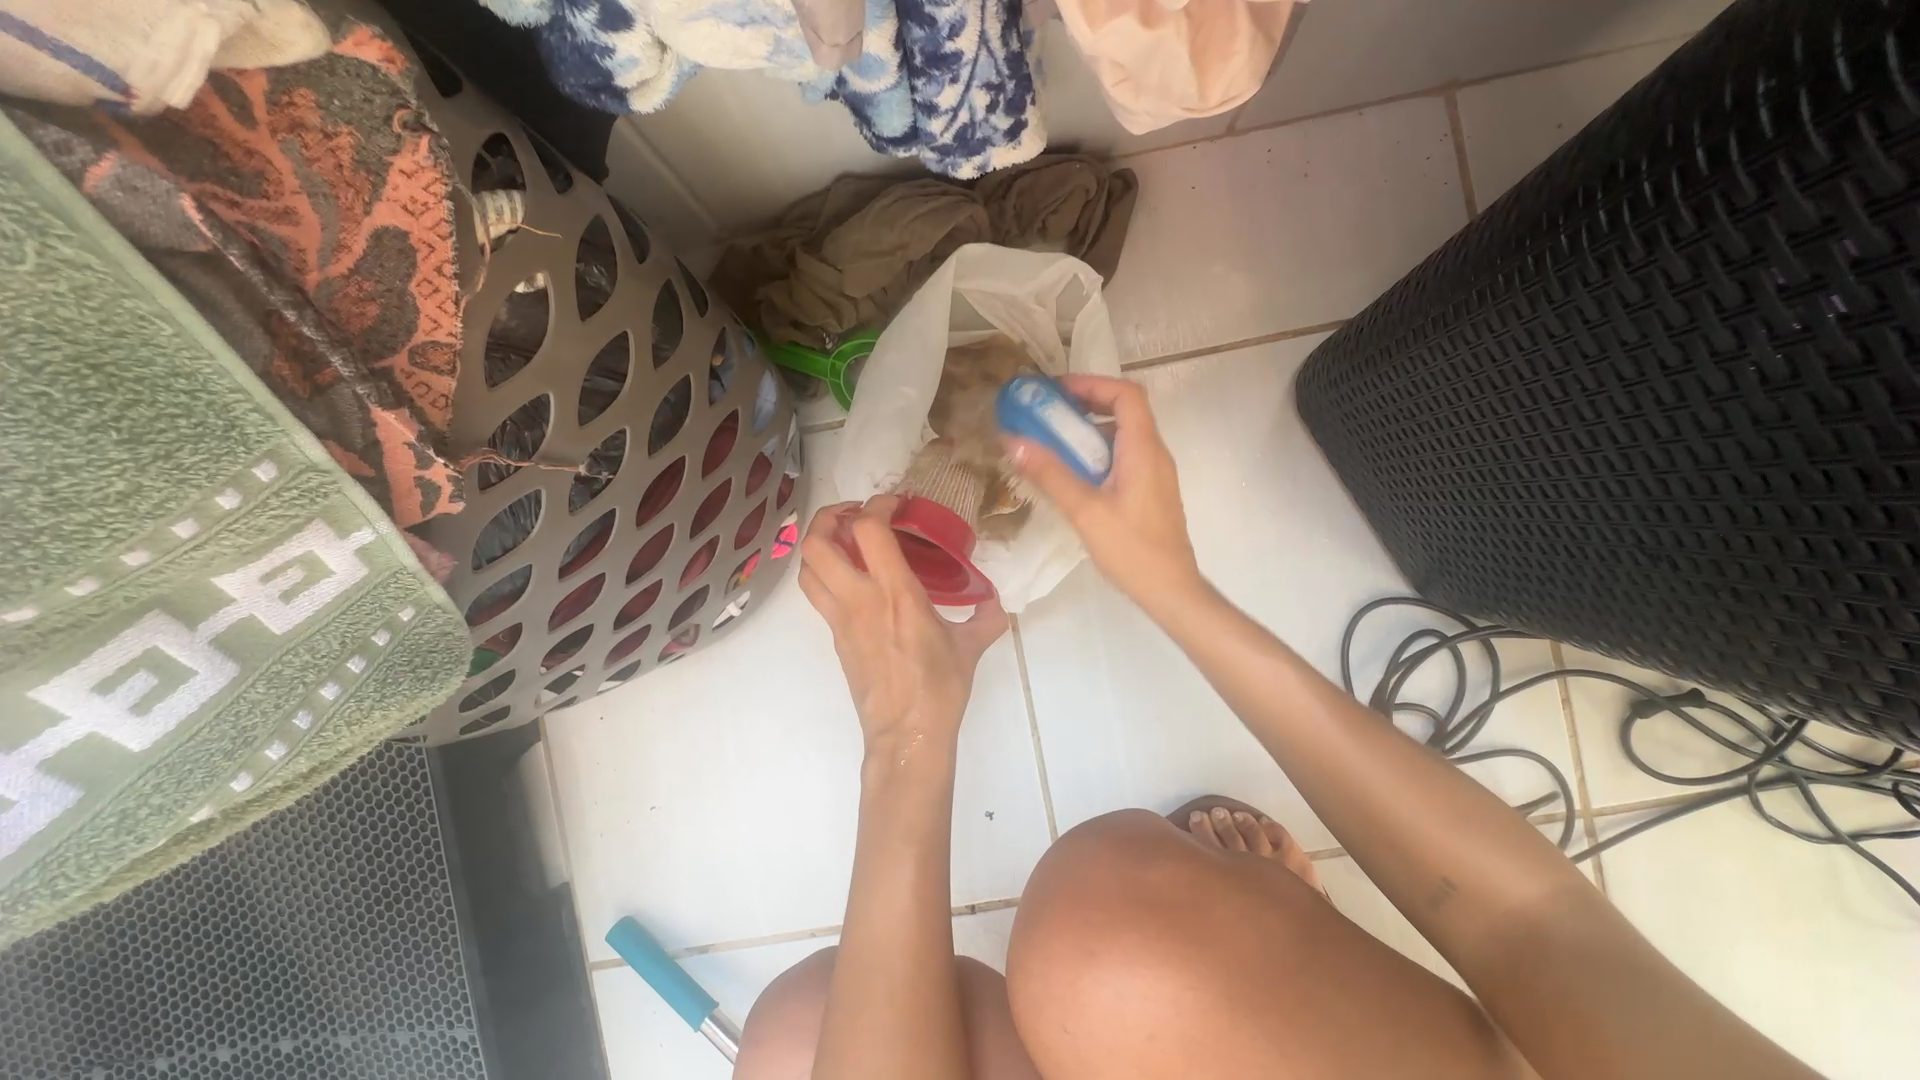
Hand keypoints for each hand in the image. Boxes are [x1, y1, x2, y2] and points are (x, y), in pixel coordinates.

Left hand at [798, 496, 1008, 751]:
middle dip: (829, 517)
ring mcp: (840, 619)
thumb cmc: (940, 688)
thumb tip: (996, 604)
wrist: (906, 733)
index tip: (896, 503)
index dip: (878, 504)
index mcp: (896, 592)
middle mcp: (859, 599)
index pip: (869, 529)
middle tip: (855, 514)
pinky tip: (853, 578)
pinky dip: (825, 573)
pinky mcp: (835, 637)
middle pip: (818, 542)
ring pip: (807, 568)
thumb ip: (985, 617)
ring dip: (819, 544)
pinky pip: (818, 594)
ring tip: (845, 540)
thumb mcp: (970, 646)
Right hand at [1006, 374, 1202, 608]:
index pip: (1125, 394)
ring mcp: (1155, 474)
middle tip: (1047, 412)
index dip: (1092, 383)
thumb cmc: (1131, 549)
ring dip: (1089, 430)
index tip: (1056, 391)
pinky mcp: (1150, 492)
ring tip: (1053, 440)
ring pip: (1123, 435)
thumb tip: (1012, 441)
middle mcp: (1154, 454)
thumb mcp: (1085, 510)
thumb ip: (1050, 473)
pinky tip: (1073, 473)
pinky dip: (1098, 452)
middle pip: (1125, 410)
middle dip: (1085, 403)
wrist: (1171, 590)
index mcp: (1143, 450)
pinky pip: (1124, 457)